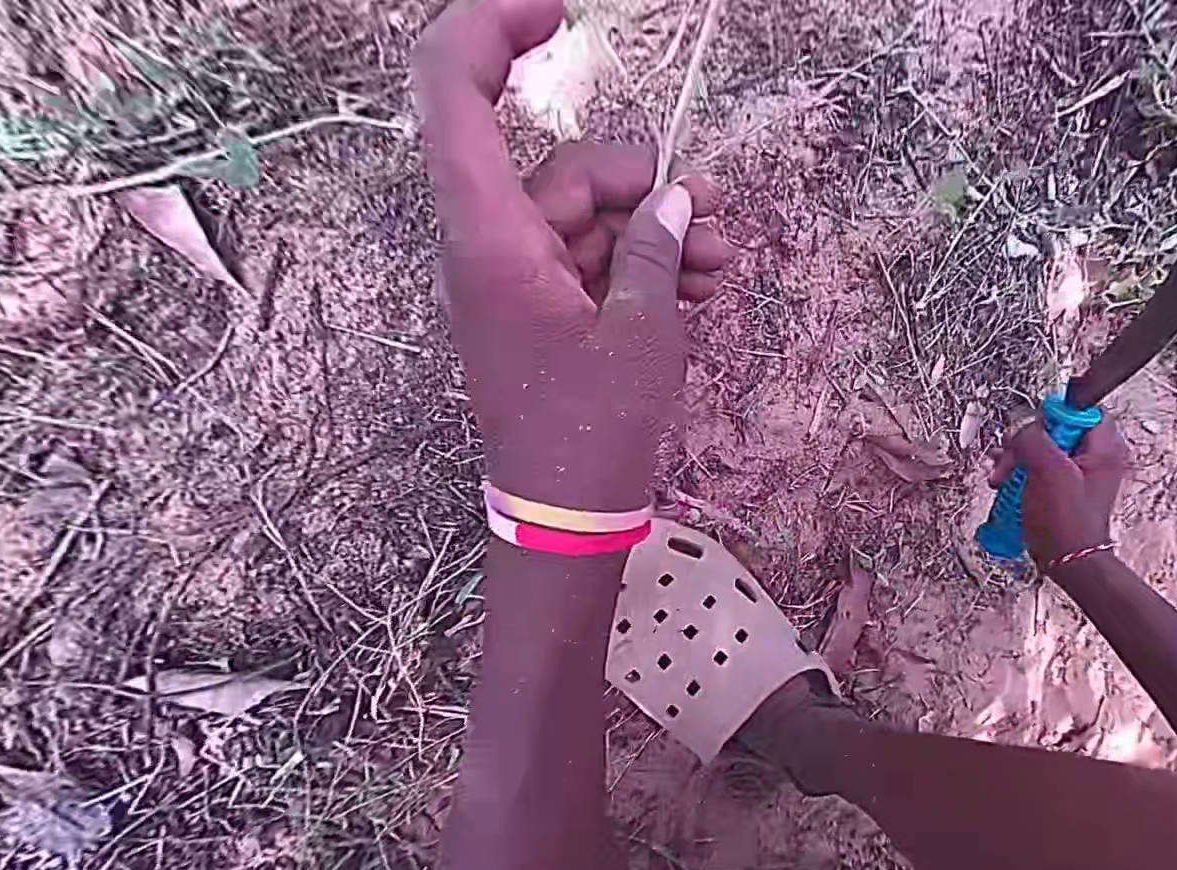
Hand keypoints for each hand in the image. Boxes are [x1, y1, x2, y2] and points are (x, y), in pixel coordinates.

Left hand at [412, 0, 735, 511]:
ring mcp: (522, 290)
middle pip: (564, 177)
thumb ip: (656, 253)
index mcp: (492, 239)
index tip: (559, 9)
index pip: (456, 95)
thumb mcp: (641, 334)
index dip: (496, 30)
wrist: (567, 513)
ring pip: (589, 230)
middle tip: (712, 213)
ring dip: (656, 237)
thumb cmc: (593, 428)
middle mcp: (496, 253)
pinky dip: (640, 274)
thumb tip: (673, 203)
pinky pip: (593, 273)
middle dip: (644, 187)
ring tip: (720, 262)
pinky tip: (695, 289)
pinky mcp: (546, 322)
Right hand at [990, 419, 1128, 568]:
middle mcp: (1093, 457)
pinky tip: (1003, 483)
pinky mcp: (1059, 487)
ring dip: (1015, 459)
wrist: (1066, 560)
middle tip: (1008, 459)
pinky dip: (1018, 473)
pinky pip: (1035, 468)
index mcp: (1103, 448)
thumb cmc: (1066, 521)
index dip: (1051, 415)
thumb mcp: (1049, 472)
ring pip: (1039, 449)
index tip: (1030, 429)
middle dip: (1024, 443)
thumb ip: (1033, 439)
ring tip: (1000, 476)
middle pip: (1053, 430)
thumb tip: (1019, 422)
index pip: (1080, 410)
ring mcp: (1075, 473)